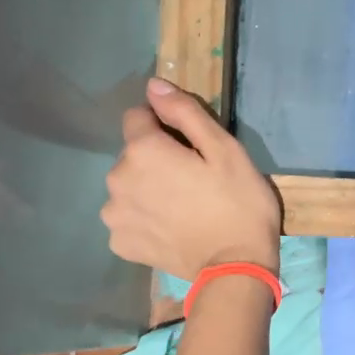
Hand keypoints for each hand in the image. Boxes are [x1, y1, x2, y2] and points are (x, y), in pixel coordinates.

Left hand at [102, 78, 282, 278]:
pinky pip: (129, 219)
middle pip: (133, 156)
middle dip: (157, 162)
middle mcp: (117, 178)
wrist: (236, 268)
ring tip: (184, 209)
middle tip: (195, 182)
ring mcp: (114, 214)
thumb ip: (186, 114)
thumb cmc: (239, 204)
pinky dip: (146, 220)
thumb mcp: (226, 151)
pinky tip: (173, 230)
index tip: (193, 148)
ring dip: (148, 191)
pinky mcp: (120, 242)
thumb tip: (153, 86)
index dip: (166, 127)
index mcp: (143, 150)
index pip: (138, 117)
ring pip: (129, 188)